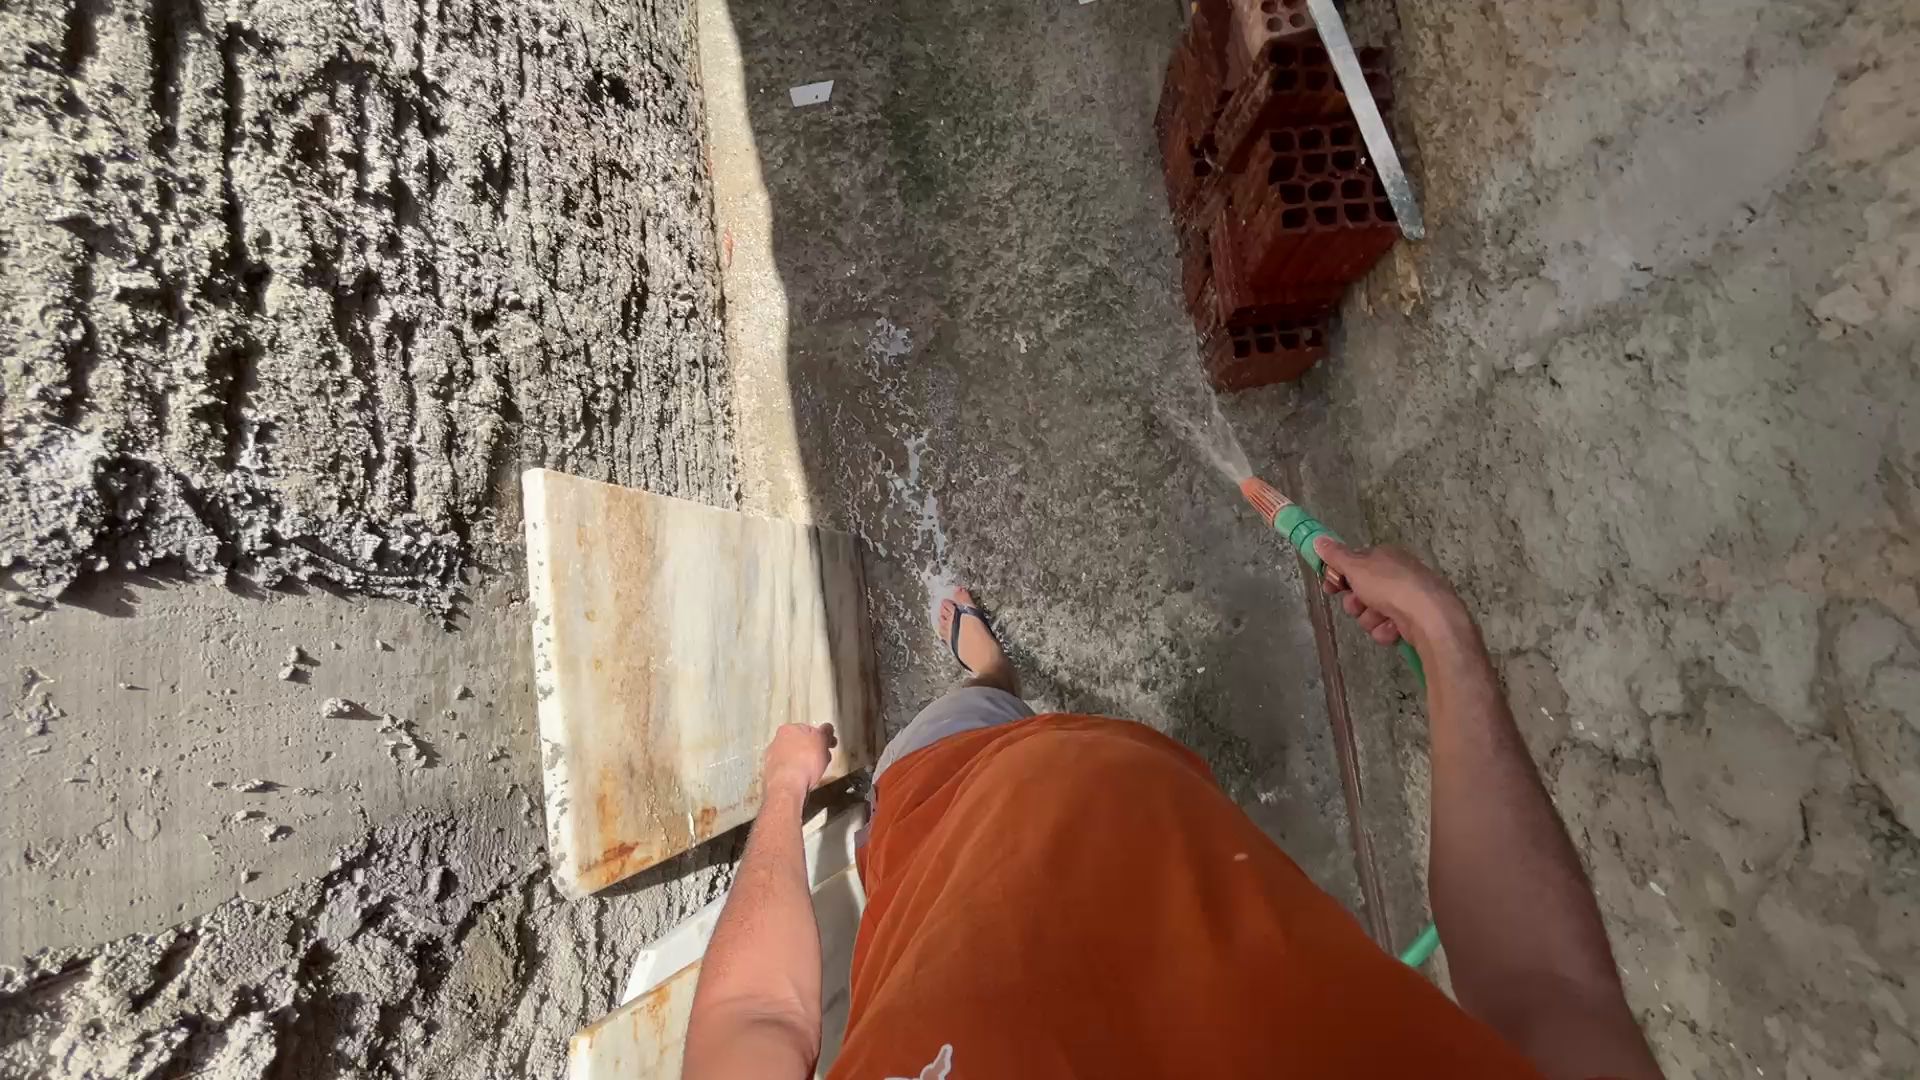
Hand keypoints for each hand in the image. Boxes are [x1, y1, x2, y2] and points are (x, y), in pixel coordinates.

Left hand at [763, 723, 834, 799]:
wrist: (788, 787)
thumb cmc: (806, 760)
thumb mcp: (822, 741)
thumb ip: (826, 732)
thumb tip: (827, 728)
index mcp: (788, 729)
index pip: (808, 729)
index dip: (821, 738)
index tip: (829, 746)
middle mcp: (776, 741)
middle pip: (800, 744)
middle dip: (812, 751)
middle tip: (823, 759)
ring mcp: (771, 759)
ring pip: (794, 758)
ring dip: (804, 763)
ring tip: (815, 773)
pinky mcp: (771, 775)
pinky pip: (788, 771)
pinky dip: (796, 773)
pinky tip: (803, 780)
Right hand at [1313, 538, 1473, 652]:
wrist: (1428, 616)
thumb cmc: (1390, 586)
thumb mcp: (1356, 566)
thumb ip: (1335, 555)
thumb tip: (1318, 539)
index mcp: (1385, 557)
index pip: (1354, 564)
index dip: (1338, 577)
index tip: (1329, 589)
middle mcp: (1396, 575)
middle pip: (1361, 591)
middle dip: (1355, 602)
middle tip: (1358, 605)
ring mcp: (1406, 598)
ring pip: (1371, 612)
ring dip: (1370, 618)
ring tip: (1380, 618)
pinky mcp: (1413, 620)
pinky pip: (1386, 626)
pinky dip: (1386, 629)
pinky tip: (1393, 627)